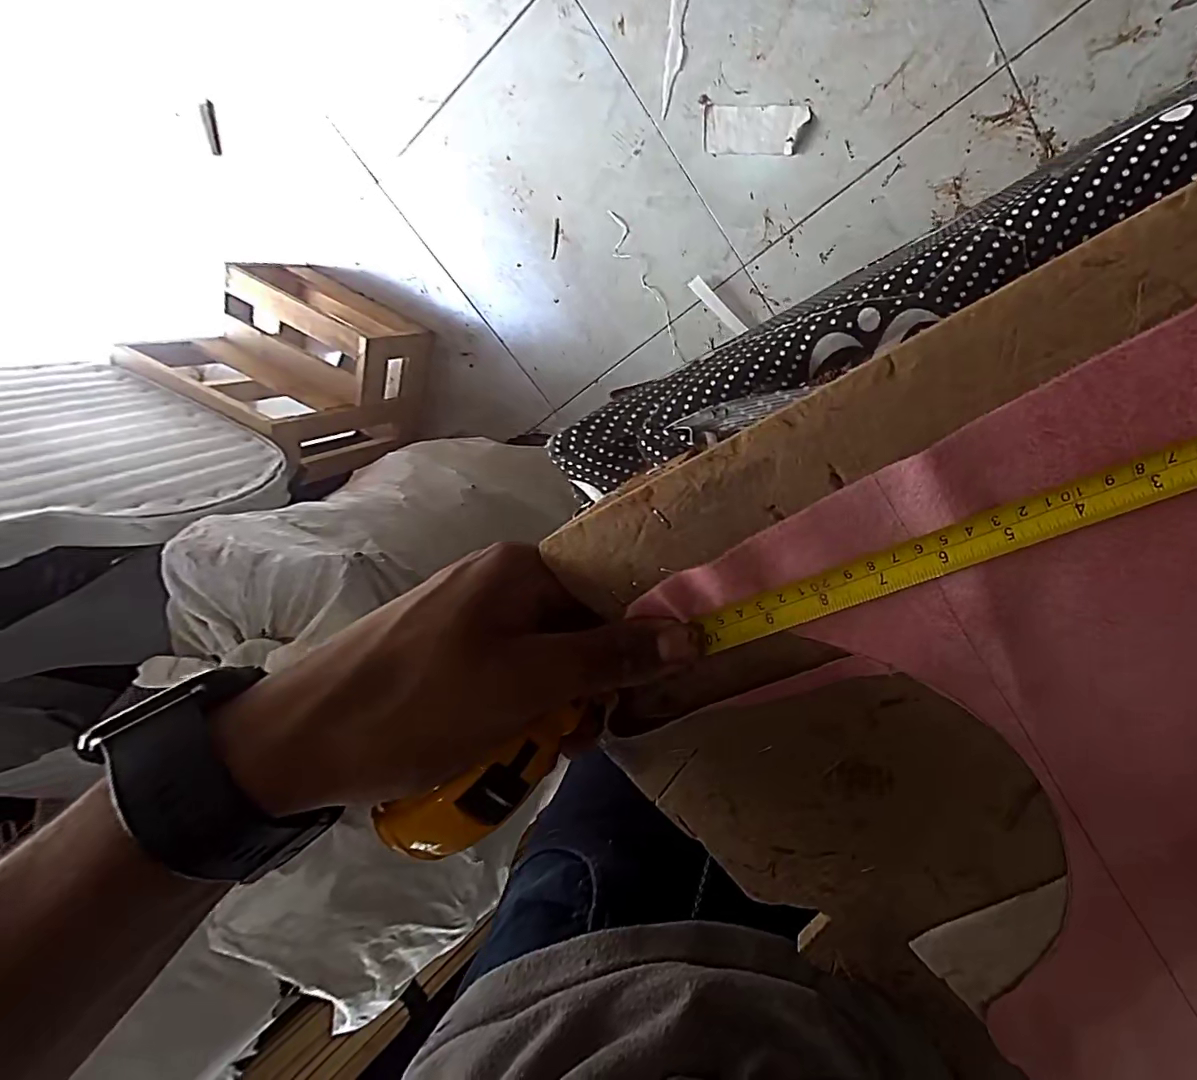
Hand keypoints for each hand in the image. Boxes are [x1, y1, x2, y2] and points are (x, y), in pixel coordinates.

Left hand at [210, 542, 701, 815]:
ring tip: (549, 746)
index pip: (614, 594)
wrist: (279, 753)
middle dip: (595, 683)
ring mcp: (473, 616)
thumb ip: (615, 657)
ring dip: (564, 703)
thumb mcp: (531, 683)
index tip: (641, 689)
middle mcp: (502, 581)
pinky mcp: (452, 652)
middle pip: (586, 628)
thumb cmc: (419, 704)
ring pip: (554, 656)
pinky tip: (517, 741)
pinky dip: (529, 706)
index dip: (638, 641)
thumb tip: (692, 637)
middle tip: (584, 730)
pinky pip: (517, 672)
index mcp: (523, 569)